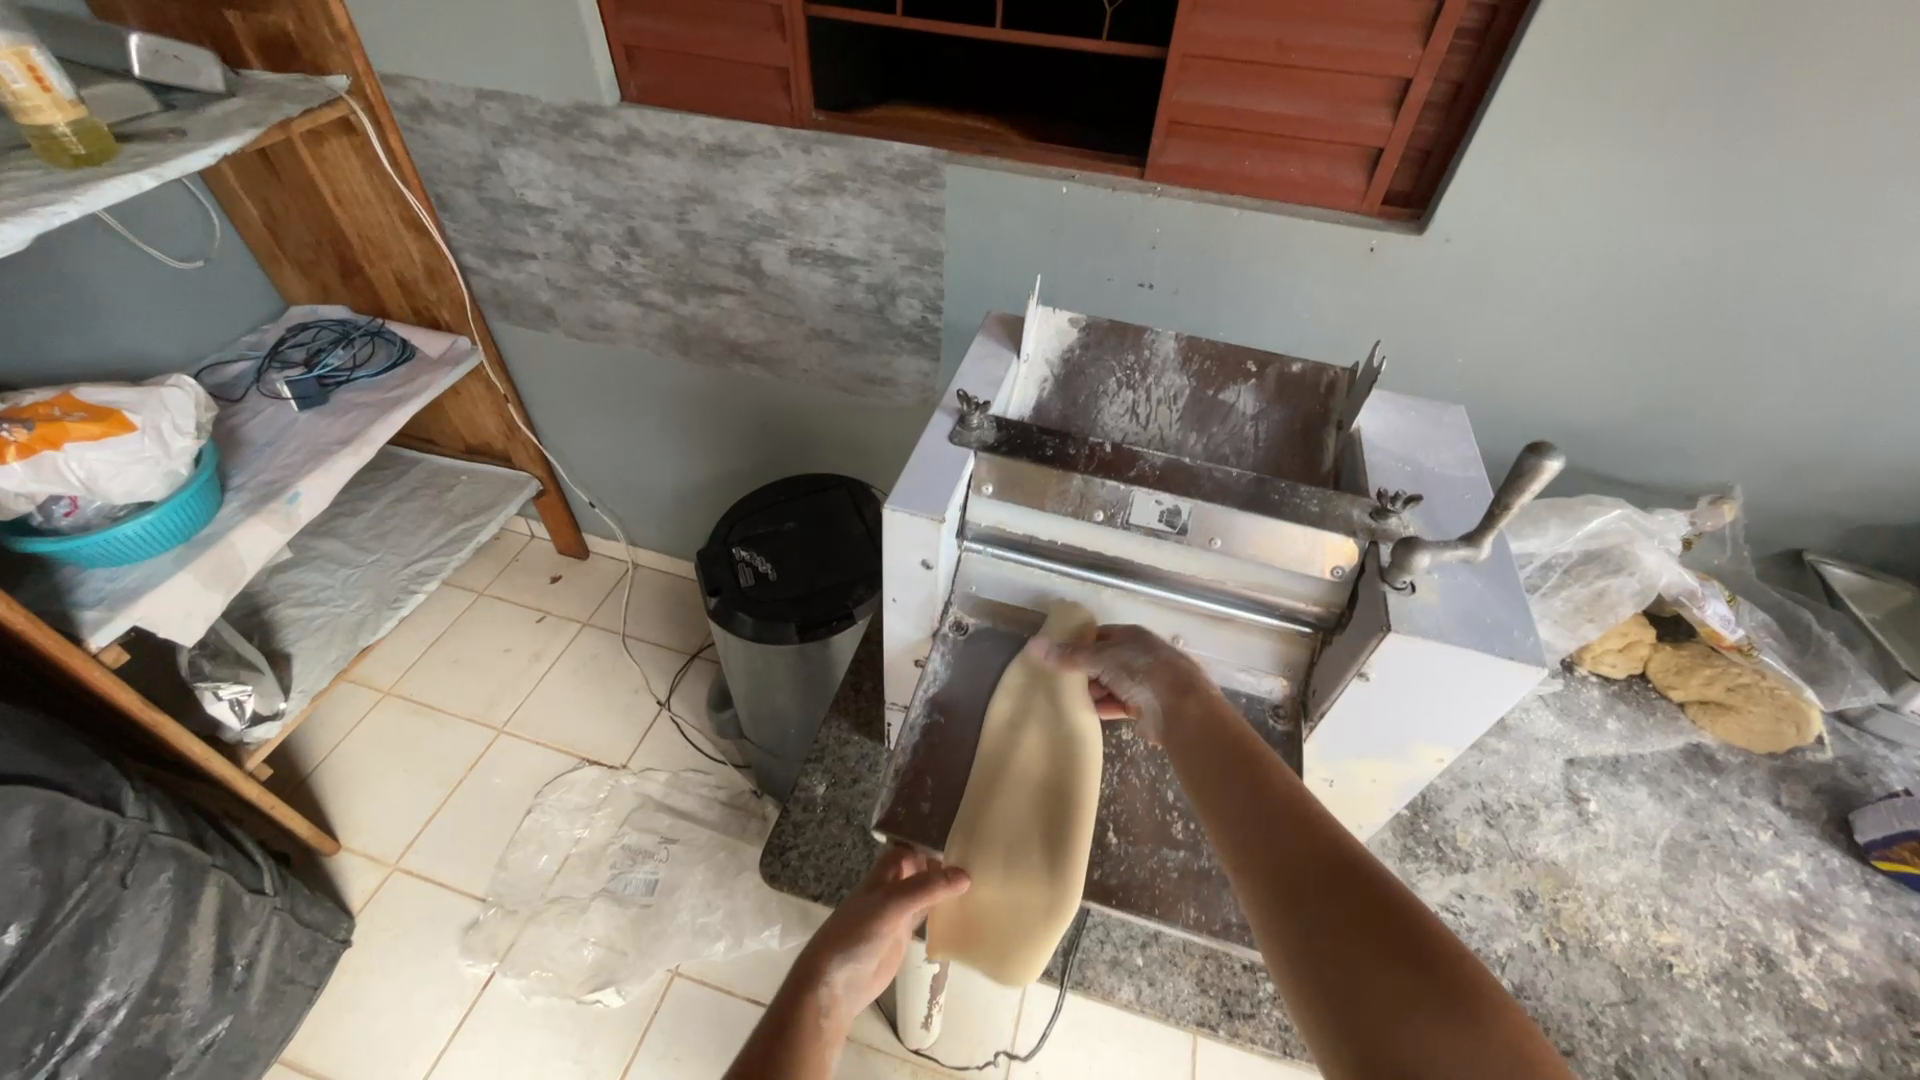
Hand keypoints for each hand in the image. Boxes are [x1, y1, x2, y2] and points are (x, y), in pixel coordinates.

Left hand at [786, 845, 970, 1031]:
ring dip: (945, 890)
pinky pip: (926, 919)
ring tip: (980, 884)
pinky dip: (942, 914)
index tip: (964, 843)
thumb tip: (966, 875)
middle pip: (920, 870)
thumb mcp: (891, 904)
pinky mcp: (903, 937)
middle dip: (943, 866)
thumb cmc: (857, 933)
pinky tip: (963, 913)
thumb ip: (926, 889)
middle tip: (981, 863)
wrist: (835, 983)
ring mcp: (898, 913)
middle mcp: (892, 889)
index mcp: (884, 873)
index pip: (911, 850)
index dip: (931, 845)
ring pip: (926, 894)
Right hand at [1032, 623, 1219, 742]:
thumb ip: (1069, 655)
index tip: (1056, 654)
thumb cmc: (1140, 671)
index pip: (1099, 636)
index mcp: (1131, 637)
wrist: (1180, 707)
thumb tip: (1034, 646)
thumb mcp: (1100, 658)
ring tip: (1064, 698)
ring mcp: (1142, 683)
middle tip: (1056, 680)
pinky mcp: (1144, 708)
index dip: (1078, 644)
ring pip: (1109, 684)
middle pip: (1103, 661)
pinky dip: (1101, 708)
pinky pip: (1116, 705)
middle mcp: (1138, 657)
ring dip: (1091, 691)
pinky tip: (1081, 713)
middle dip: (1082, 671)